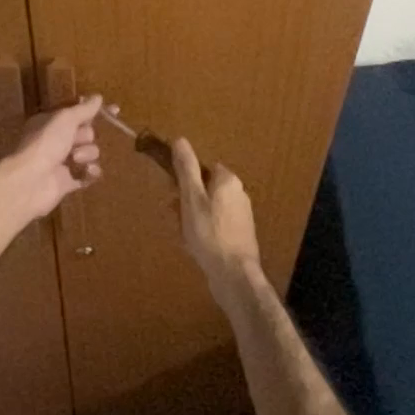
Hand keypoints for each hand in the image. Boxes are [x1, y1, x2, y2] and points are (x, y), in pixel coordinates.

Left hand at [0, 95, 103, 222]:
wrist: (29, 181)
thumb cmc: (45, 143)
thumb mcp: (65, 119)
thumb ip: (83, 109)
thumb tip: (98, 97)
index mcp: (51, 122)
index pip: (77, 112)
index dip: (94, 111)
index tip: (115, 110)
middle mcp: (55, 141)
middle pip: (85, 133)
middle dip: (86, 136)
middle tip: (78, 140)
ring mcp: (61, 163)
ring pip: (88, 153)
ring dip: (87, 154)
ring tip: (76, 159)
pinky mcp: (67, 182)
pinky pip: (87, 174)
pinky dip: (90, 172)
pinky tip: (88, 171)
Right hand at [171, 137, 261, 287]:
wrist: (234, 274)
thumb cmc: (209, 233)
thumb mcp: (192, 198)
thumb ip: (186, 169)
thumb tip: (180, 139)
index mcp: (228, 180)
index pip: (203, 168)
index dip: (185, 179)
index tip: (172, 194)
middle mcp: (238, 193)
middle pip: (205, 189)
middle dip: (186, 202)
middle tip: (174, 218)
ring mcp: (241, 216)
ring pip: (208, 209)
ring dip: (191, 219)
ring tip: (183, 236)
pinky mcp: (239, 234)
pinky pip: (215, 226)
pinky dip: (202, 232)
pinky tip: (194, 247)